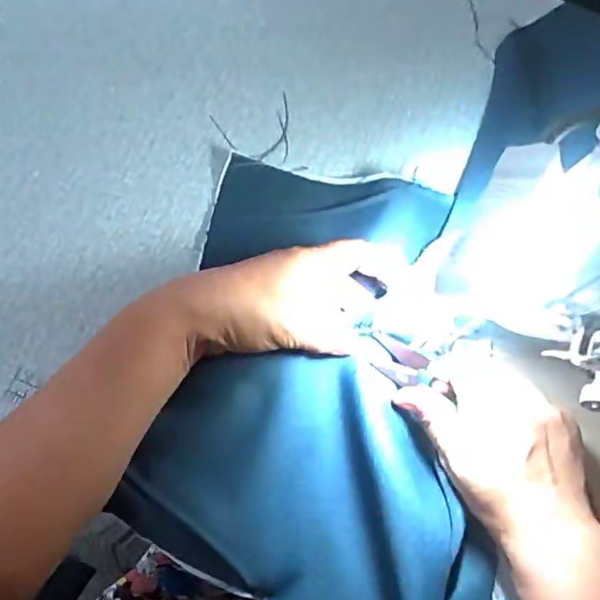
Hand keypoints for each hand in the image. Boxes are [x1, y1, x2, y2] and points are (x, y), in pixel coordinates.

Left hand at [160, 239, 403, 358]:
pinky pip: (302, 309)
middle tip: (383, 322)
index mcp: (312, 262)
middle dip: (364, 297)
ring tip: (357, 335)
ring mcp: (279, 284)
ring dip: (339, 313)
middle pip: (342, 278)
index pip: (359, 253)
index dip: (385, 264)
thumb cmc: (250, 310)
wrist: (194, 313)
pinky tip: (322, 338)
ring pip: (320, 295)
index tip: (405, 282)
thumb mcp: (297, 325)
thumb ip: (330, 335)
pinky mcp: (263, 303)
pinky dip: (317, 321)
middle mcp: (299, 268)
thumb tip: (357, 345)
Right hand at [393, 346, 596, 546]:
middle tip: (451, 406)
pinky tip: (509, 433)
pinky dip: (517, 406)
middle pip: (491, 369)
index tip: (431, 394)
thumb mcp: (453, 453)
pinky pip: (536, 401)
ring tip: (479, 421)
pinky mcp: (568, 426)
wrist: (550, 526)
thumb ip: (431, 416)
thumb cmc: (494, 492)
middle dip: (467, 381)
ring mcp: (553, 410)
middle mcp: (529, 395)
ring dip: (492, 392)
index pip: (463, 365)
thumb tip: (405, 393)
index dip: (441, 375)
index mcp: (497, 399)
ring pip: (515, 383)